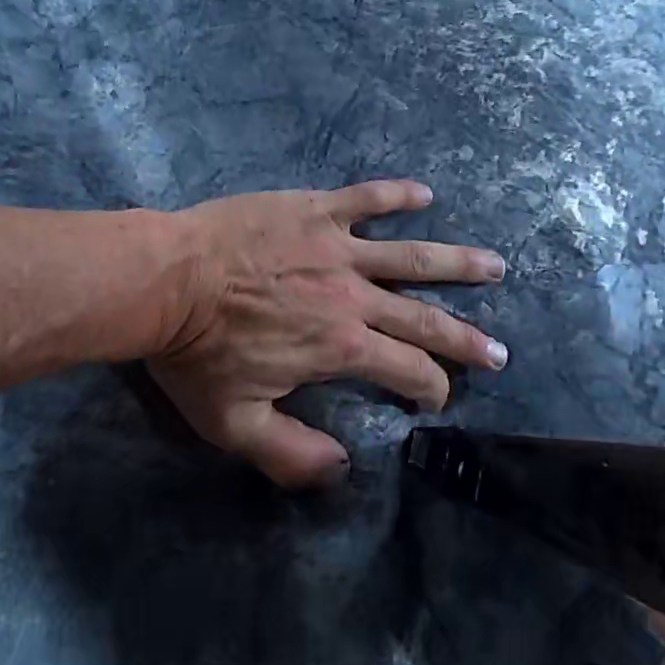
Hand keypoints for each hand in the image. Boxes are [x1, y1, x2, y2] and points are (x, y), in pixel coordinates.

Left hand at [150, 179, 507, 488]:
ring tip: (495, 266)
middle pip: (424, 317)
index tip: (440, 396)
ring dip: (457, 262)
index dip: (431, 388)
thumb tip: (344, 470)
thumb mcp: (234, 424)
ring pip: (411, 254)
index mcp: (341, 345)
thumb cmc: (197, 352)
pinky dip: (397, 195)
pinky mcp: (316, 210)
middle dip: (466, 338)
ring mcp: (339, 247)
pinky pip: (366, 198)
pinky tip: (425, 193)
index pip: (407, 370)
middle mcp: (355, 296)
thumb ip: (291, 453)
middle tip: (499, 350)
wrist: (165, 280)